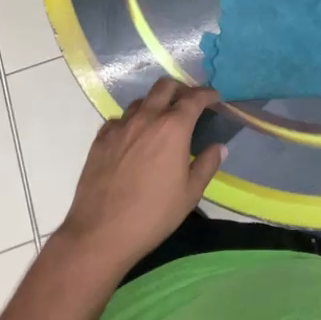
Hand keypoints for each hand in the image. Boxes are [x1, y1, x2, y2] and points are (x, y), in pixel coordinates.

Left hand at [53, 78, 226, 272]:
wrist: (101, 232)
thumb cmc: (153, 215)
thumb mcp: (190, 194)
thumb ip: (206, 165)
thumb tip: (219, 147)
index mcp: (173, 128)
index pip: (194, 98)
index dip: (207, 94)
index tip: (215, 98)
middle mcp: (146, 118)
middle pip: (165, 87)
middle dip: (180, 89)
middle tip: (188, 102)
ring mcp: (120, 126)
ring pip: (141, 101)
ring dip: (155, 104)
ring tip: (161, 121)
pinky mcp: (100, 139)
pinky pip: (119, 119)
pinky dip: (131, 121)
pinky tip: (133, 138)